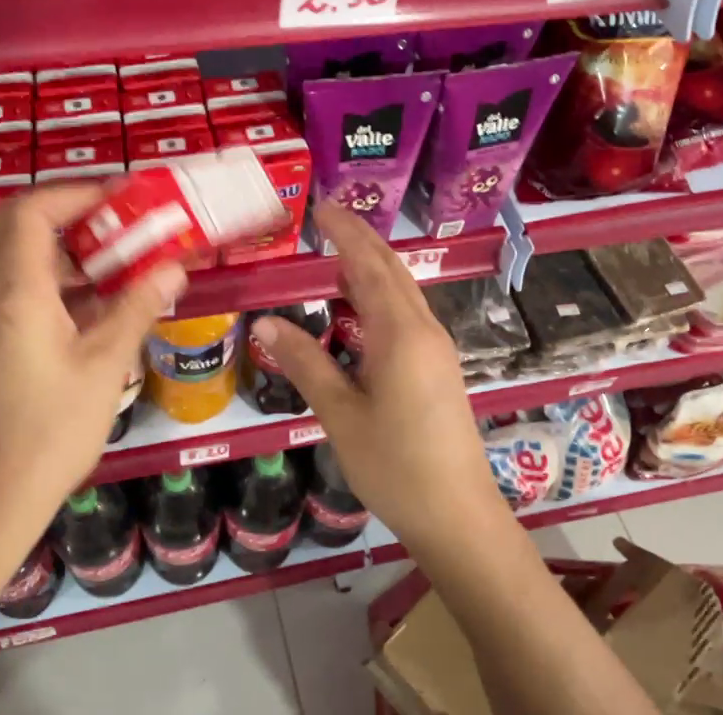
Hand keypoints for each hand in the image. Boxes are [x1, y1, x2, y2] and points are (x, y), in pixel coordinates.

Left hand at [0, 186, 186, 528]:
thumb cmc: (51, 430)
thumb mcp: (105, 366)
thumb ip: (137, 308)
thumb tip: (174, 268)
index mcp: (18, 291)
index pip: (34, 211)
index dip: (78, 192)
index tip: (125, 196)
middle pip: (18, 224)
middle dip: (69, 211)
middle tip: (117, 219)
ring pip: (18, 256)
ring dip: (65, 246)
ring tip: (118, 256)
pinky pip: (21, 288)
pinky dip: (57, 279)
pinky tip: (98, 303)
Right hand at [252, 203, 506, 551]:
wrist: (458, 516)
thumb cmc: (395, 465)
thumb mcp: (340, 413)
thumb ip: (304, 362)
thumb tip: (265, 321)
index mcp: (400, 333)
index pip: (369, 265)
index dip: (344, 232)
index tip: (320, 206)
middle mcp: (424, 330)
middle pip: (391, 270)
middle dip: (360, 240)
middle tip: (324, 218)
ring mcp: (436, 350)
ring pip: (402, 292)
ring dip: (371, 267)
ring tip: (334, 255)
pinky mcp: (438, 369)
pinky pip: (406, 314)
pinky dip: (379, 296)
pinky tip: (358, 310)